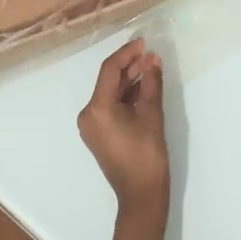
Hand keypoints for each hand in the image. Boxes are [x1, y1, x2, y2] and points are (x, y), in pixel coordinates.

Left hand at [78, 37, 169, 219]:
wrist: (141, 197)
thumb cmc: (147, 156)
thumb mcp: (152, 115)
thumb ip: (151, 83)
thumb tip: (152, 58)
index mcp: (97, 108)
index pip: (109, 70)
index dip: (127, 53)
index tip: (144, 42)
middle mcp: (88, 114)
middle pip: (108, 80)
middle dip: (129, 66)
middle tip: (150, 54)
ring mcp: (91, 125)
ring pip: (110, 93)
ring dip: (129, 80)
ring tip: (150, 67)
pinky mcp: (98, 133)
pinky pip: (110, 106)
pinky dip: (125, 96)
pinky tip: (142, 88)